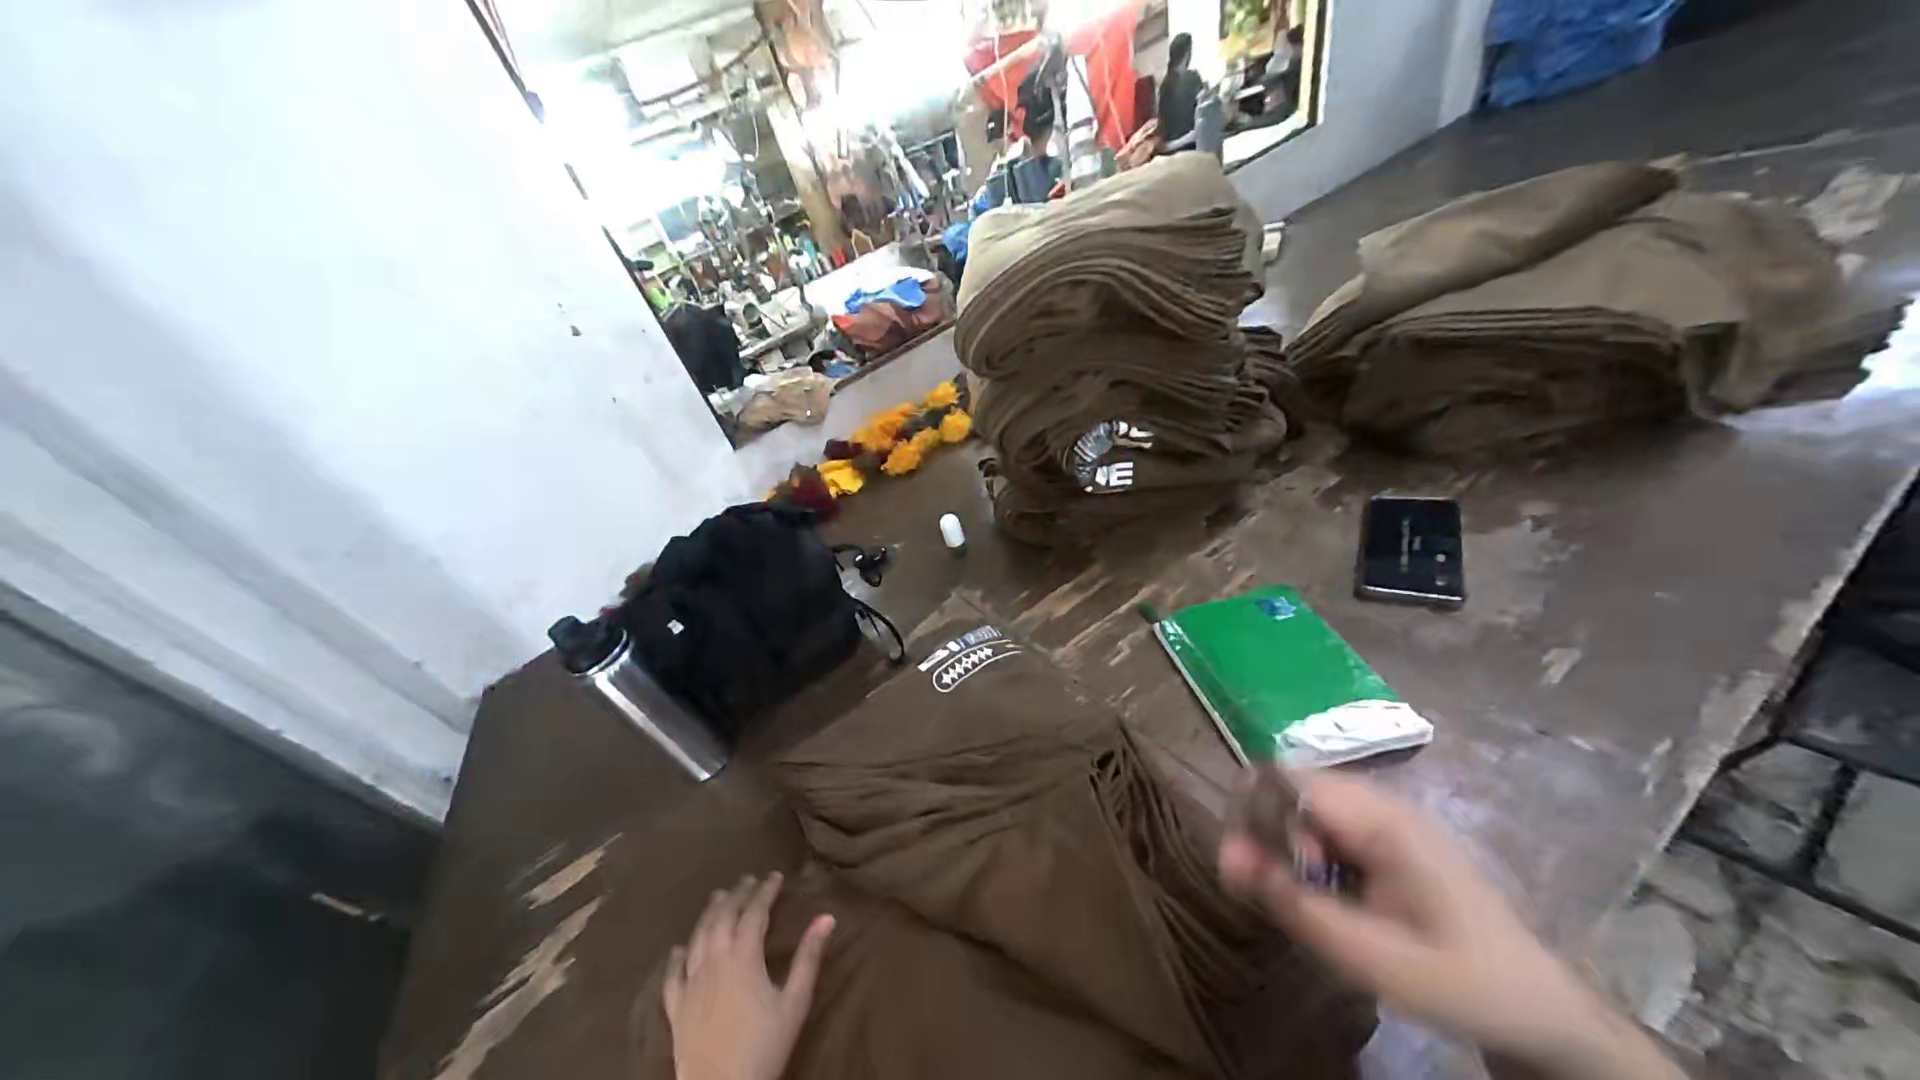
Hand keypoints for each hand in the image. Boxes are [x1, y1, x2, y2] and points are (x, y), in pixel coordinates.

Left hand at [664, 872, 834, 1079]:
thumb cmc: (763, 1047)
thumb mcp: (794, 1002)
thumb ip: (809, 958)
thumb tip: (827, 917)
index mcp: (743, 957)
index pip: (754, 912)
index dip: (765, 891)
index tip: (775, 876)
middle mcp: (714, 961)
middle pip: (723, 918)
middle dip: (737, 895)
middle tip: (748, 880)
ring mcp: (691, 984)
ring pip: (698, 937)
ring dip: (709, 913)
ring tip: (718, 897)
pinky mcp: (675, 1008)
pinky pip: (673, 975)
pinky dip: (676, 957)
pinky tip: (678, 948)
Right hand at [1218, 772, 1682, 1079]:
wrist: (1540, 1008)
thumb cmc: (1460, 981)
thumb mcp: (1373, 958)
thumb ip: (1296, 904)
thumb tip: (1225, 855)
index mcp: (1382, 818)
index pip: (1284, 778)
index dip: (1258, 817)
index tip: (1262, 871)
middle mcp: (1379, 800)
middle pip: (1288, 785)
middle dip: (1265, 832)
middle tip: (1274, 891)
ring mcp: (1383, 814)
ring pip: (1299, 802)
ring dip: (1283, 844)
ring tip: (1301, 897)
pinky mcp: (1384, 832)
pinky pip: (1321, 821)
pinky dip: (1304, 851)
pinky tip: (1323, 893)